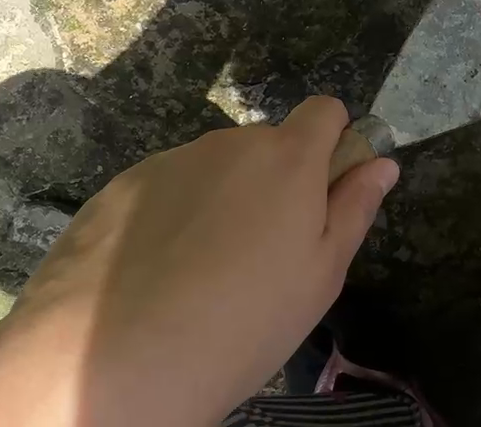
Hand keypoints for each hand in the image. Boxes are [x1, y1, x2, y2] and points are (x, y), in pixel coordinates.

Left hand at [0, 97, 398, 426]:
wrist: (97, 370)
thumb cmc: (240, 323)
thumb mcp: (320, 276)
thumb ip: (355, 208)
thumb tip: (382, 163)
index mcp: (289, 157)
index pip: (324, 110)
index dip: (332, 142)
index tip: (321, 193)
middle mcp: (231, 144)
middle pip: (267, 145)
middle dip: (273, 181)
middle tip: (260, 253)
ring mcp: (168, 163)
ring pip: (213, 169)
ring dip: (220, 199)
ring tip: (197, 274)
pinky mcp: (114, 190)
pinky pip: (162, 190)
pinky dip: (167, 218)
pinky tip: (149, 278)